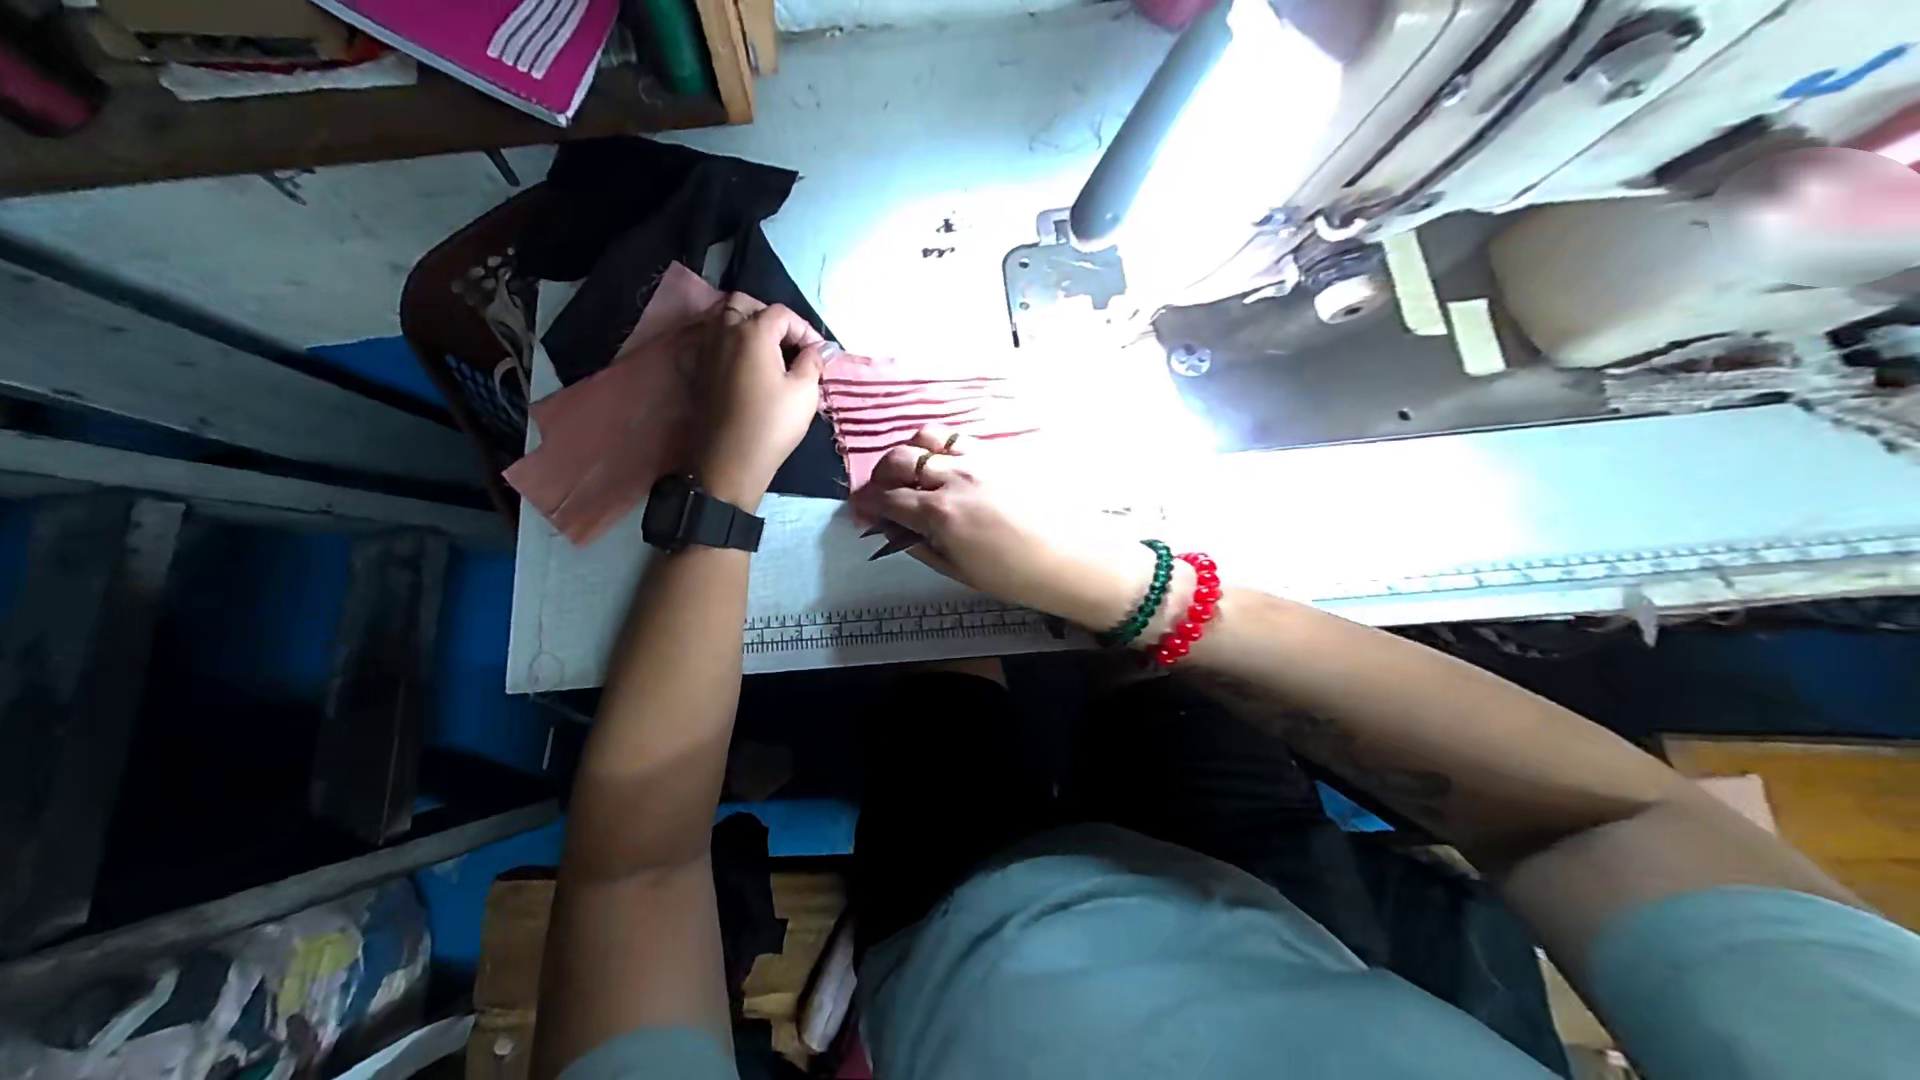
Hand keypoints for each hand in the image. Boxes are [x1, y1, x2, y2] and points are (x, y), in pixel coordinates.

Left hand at [693, 294, 827, 509]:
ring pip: (723, 318)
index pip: (782, 314)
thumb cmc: (772, 424)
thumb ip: (813, 362)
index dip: (805, 330)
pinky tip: (746, 364)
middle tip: (790, 344)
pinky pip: (712, 340)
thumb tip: (821, 349)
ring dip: (747, 325)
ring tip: (769, 352)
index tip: (819, 355)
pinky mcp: (698, 369)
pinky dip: (729, 342)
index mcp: (753, 331)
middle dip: (771, 317)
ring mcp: (706, 349)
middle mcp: (724, 331)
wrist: (730, 461)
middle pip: (745, 304)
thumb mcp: (805, 392)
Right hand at [850, 426, 1190, 635]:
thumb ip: (919, 546)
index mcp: (938, 514)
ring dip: (909, 453)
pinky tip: (944, 462)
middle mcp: (951, 477)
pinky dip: (939, 444)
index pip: (886, 499)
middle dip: (880, 475)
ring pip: (925, 438)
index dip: (867, 504)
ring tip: (912, 471)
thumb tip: (893, 531)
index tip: (862, 511)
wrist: (1072, 557)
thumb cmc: (1013, 575)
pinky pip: (957, 436)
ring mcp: (976, 459)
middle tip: (882, 492)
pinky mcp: (998, 452)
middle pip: (898, 460)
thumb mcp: (958, 571)